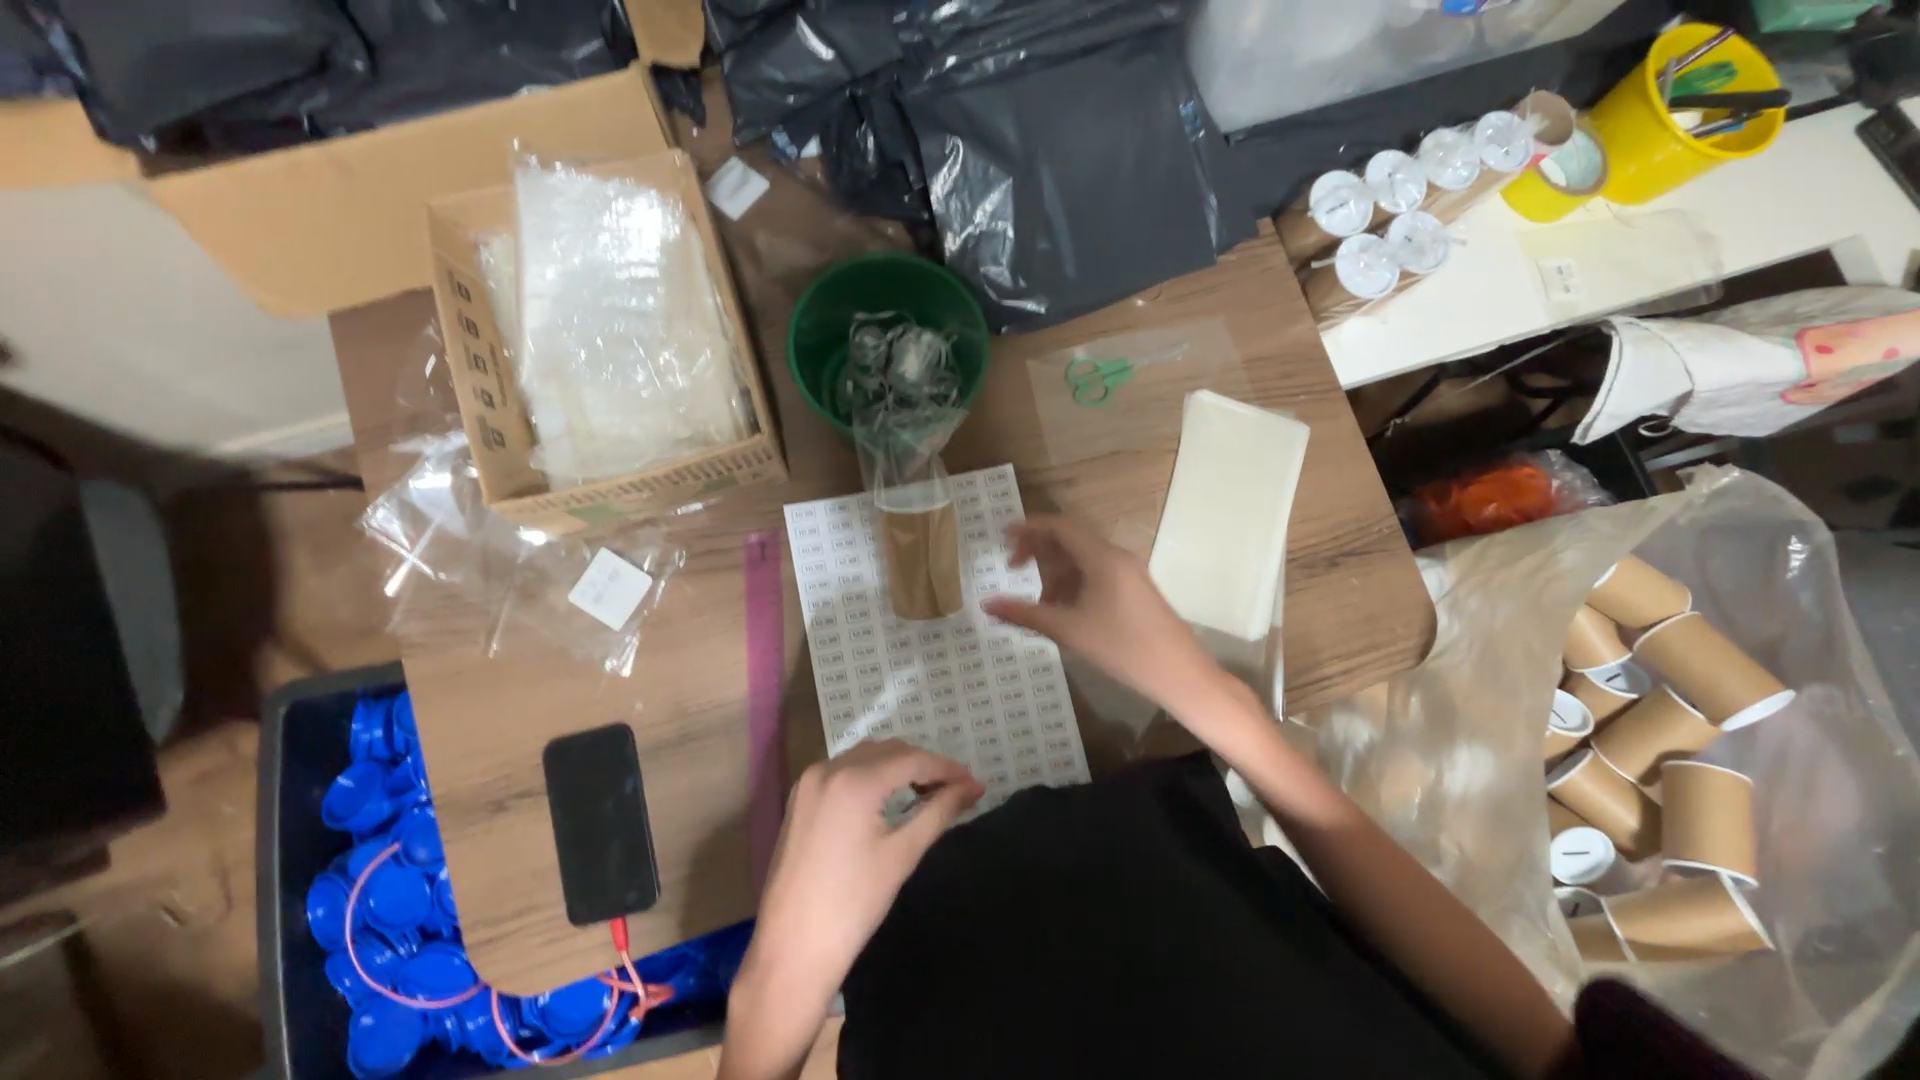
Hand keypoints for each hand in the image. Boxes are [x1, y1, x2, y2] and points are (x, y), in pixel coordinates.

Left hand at [745, 740, 982, 995]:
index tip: (975, 786)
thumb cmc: (854, 904)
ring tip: (926, 793)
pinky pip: (843, 771)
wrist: (793, 946)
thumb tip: (972, 788)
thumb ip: (939, 811)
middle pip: (888, 751)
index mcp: (855, 781)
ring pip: (865, 756)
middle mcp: (828, 769)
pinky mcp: (799, 798)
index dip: (948, 769)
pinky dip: (871, 776)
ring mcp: (809, 782)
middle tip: (955, 791)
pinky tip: (888, 798)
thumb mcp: (903, 854)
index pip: (913, 759)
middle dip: (924, 765)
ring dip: (897, 767)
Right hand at [982, 515, 1217, 710]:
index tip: (1004, 539)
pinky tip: (1066, 613)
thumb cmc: (1123, 649)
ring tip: (1041, 603)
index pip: (1060, 526)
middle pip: (1071, 539)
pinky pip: (1098, 574)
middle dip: (1040, 552)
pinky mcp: (1136, 590)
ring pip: (1084, 559)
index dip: (1029, 528)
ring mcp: (1130, 572)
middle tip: (1015, 570)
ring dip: (1057, 573)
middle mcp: (1117, 557)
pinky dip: (1075, 584)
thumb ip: (1025, 614)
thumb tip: (987, 604)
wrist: (1180, 674)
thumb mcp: (1069, 631)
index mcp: (1102, 558)